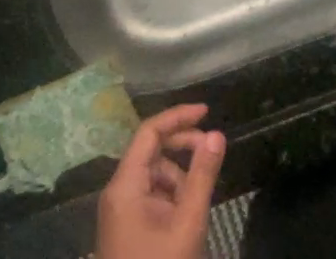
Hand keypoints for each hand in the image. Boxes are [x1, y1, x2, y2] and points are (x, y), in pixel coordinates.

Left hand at [98, 104, 225, 258]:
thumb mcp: (188, 221)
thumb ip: (202, 176)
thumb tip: (217, 135)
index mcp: (125, 186)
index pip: (148, 133)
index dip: (178, 117)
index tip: (208, 112)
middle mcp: (118, 191)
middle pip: (150, 149)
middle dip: (182, 145)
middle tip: (212, 151)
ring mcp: (121, 209)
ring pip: (153, 172)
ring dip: (179, 173)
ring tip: (198, 196)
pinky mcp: (127, 224)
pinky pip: (151, 193)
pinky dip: (172, 192)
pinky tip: (187, 210)